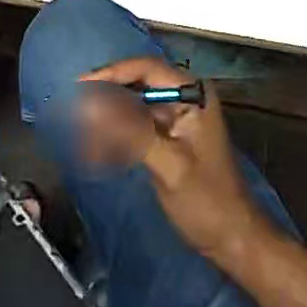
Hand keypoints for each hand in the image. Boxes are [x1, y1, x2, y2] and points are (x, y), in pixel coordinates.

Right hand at [78, 57, 269, 262]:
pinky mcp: (169, 135)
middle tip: (74, 109)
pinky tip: (98, 148)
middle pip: (137, 82)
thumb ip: (132, 132)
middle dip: (106, 95)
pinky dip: (117, 133)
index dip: (111, 73)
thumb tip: (92, 106)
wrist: (232, 238)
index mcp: (192, 93)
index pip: (145, 68)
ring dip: (108, 116)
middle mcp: (185, 96)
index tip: (80, 85)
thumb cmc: (207, 200)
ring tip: (82, 131)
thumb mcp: (169, 165)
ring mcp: (177, 116)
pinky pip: (136, 123)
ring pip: (133, 103)